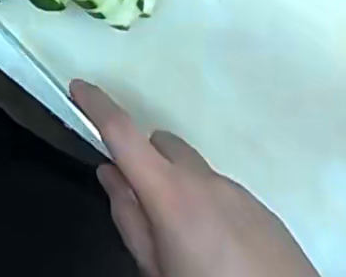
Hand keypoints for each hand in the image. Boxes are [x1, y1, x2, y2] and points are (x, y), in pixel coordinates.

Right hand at [72, 80, 316, 276]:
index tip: (77, 88)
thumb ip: (129, 220)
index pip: (122, 131)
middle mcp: (204, 180)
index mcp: (169, 193)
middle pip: (161, 144)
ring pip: (195, 171)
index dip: (96, 104)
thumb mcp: (155, 270)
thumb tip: (112, 175)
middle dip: (145, 160)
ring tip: (188, 238)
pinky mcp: (268, 214)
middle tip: (143, 202)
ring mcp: (240, 193)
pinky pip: (226, 194)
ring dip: (180, 187)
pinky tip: (221, 251)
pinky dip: (212, 206)